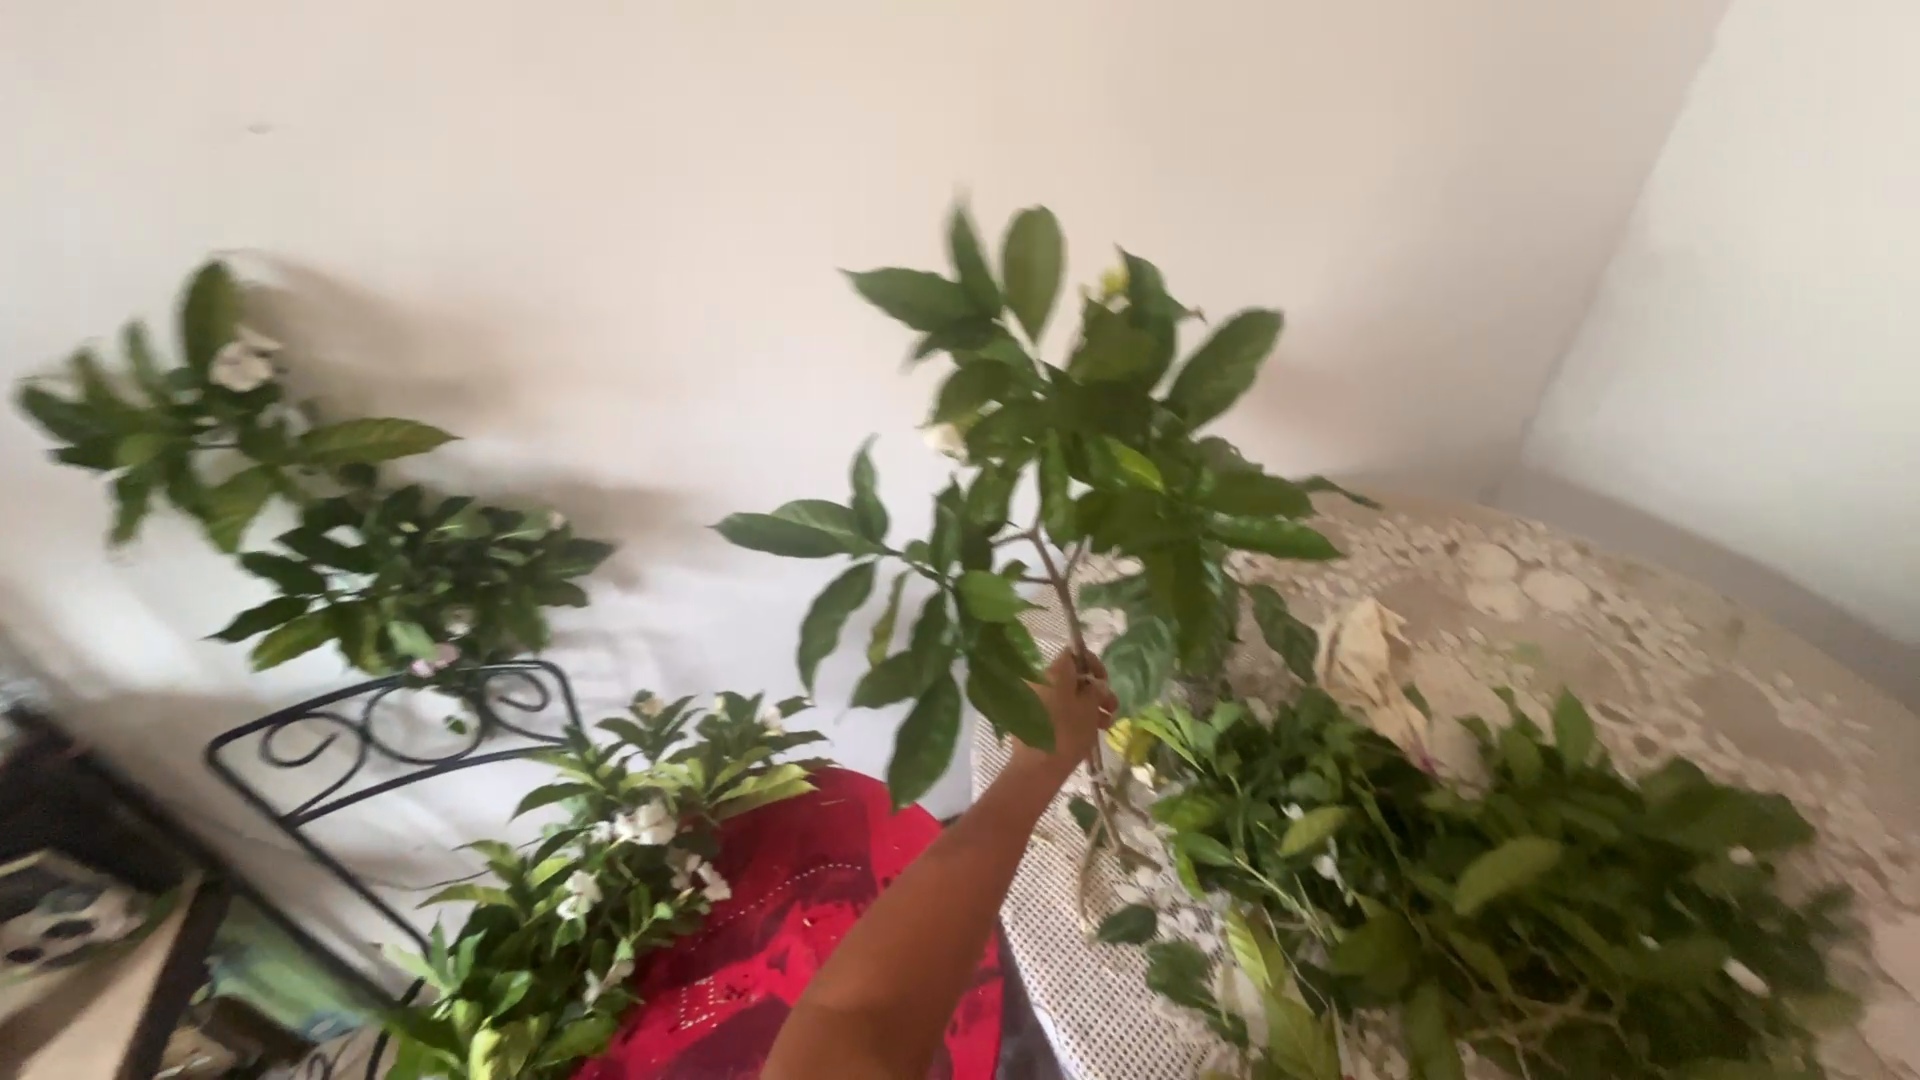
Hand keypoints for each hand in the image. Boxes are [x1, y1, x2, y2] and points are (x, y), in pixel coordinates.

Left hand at [1016, 649, 1117, 774]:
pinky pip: (1056, 708)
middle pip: (1072, 677)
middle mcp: (1039, 680)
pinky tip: (1091, 730)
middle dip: (1095, 691)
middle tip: (1112, 707)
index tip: (1104, 682)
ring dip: (1088, 705)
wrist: (1037, 768)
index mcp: (1052, 672)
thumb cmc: (1067, 733)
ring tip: (1106, 724)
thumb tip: (1097, 684)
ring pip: (1066, 695)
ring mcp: (1033, 699)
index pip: (1073, 654)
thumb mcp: (1089, 709)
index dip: (1093, 665)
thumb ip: (1096, 691)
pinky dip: (1073, 714)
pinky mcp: (1031, 717)